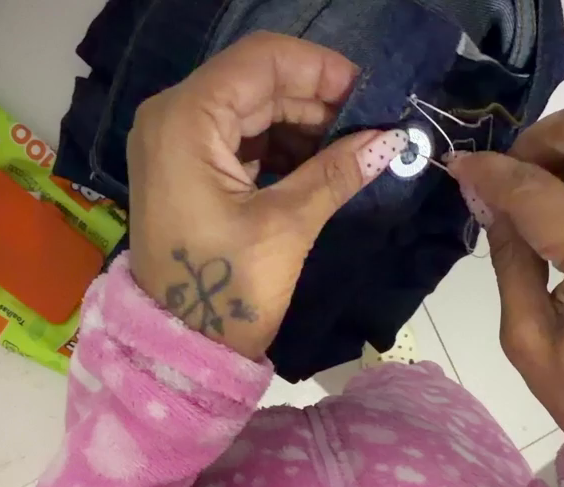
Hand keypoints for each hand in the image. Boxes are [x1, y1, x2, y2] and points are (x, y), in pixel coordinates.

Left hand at [126, 32, 407, 358]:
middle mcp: (172, 118)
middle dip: (314, 99)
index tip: (371, 94)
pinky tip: (317, 162)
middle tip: (368, 126)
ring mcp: (173, 146)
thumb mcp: (285, 227)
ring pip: (248, 111)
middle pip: (254, 83)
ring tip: (350, 147)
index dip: (321, 70)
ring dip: (299, 125)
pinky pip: (236, 142)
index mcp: (186, 120)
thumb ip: (335, 173)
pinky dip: (277, 148)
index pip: (261, 61)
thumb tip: (391, 141)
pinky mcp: (183, 172)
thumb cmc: (229, 290)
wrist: (181, 348)